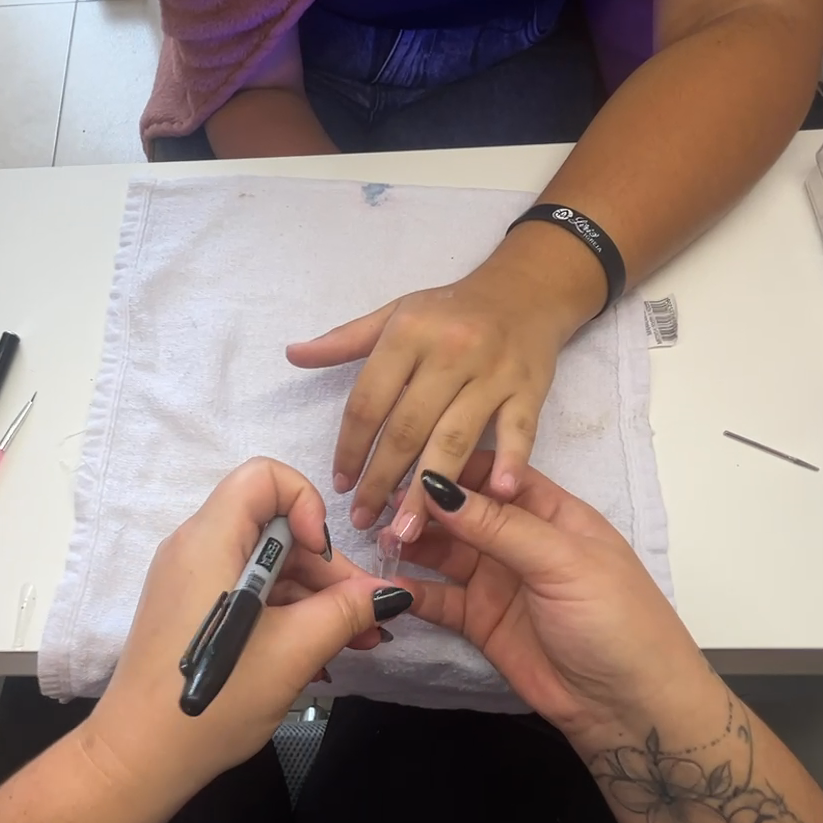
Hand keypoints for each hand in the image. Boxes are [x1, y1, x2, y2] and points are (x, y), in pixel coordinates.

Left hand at [79, 458, 407, 801]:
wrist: (138, 760)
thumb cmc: (213, 701)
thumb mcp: (293, 653)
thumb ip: (346, 612)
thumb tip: (391, 592)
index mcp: (210, 540)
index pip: (264, 476)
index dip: (305, 502)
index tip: (322, 555)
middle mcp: (197, 546)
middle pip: (274, 526)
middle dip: (326, 567)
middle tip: (368, 616)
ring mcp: (193, 578)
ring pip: (267, 563)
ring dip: (316, 596)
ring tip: (360, 641)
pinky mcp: (195, 607)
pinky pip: (250, 589)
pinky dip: (288, 611)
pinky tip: (324, 650)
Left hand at [286, 226, 603, 542]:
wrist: (525, 290)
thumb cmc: (449, 310)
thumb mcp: (393, 316)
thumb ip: (343, 341)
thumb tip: (292, 353)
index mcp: (407, 334)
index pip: (368, 401)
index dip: (350, 447)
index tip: (339, 483)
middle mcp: (449, 352)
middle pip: (406, 428)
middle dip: (380, 480)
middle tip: (363, 520)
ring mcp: (492, 372)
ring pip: (453, 439)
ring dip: (427, 490)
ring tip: (405, 531)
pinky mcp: (530, 389)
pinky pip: (519, 431)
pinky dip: (509, 462)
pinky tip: (495, 495)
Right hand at [390, 453, 711, 741]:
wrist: (629, 710)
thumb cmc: (615, 621)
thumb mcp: (563, 562)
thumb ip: (499, 525)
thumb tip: (437, 486)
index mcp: (550, 512)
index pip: (493, 474)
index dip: (454, 467)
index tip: (412, 467)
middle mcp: (518, 539)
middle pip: (461, 510)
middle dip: (424, 507)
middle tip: (385, 509)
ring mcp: (495, 579)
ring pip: (442, 550)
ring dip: (412, 544)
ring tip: (381, 541)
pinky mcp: (478, 619)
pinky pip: (437, 597)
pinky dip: (412, 590)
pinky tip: (387, 584)